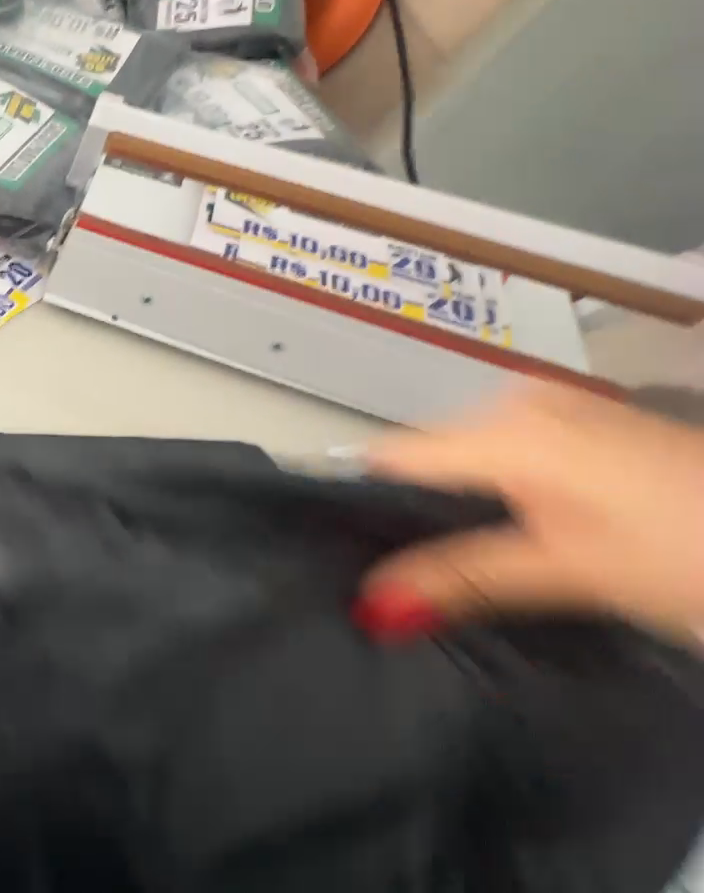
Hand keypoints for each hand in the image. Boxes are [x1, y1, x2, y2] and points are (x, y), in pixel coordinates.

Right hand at [354, 384, 703, 640]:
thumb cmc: (700, 557)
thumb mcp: (574, 574)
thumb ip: (462, 581)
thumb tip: (368, 609)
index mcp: (506, 427)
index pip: (388, 457)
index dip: (361, 505)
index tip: (343, 556)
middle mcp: (522, 402)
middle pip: (429, 459)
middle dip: (415, 514)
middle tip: (409, 577)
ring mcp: (563, 410)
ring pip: (469, 461)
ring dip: (457, 511)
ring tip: (458, 565)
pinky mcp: (594, 428)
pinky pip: (509, 457)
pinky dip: (497, 498)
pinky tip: (513, 539)